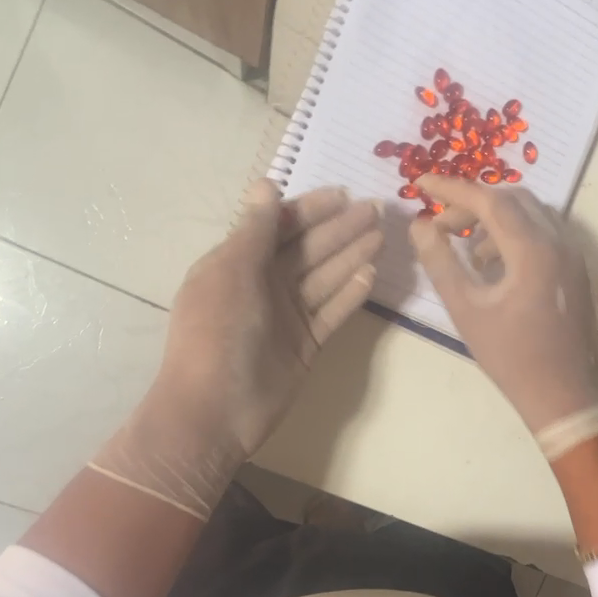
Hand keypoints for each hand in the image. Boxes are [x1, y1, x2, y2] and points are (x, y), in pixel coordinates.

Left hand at [90, 179, 381, 518]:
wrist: (215, 411)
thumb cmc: (215, 336)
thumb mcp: (231, 275)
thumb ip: (254, 232)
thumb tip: (267, 185)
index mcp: (236, 263)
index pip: (279, 227)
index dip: (311, 210)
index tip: (344, 195)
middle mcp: (263, 285)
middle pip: (308, 249)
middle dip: (340, 229)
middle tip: (377, 210)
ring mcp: (287, 316)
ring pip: (325, 277)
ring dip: (351, 256)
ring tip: (381, 236)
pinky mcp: (306, 343)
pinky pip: (332, 312)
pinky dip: (350, 294)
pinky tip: (371, 275)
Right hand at [409, 175, 597, 459]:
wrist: (563, 393)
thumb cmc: (511, 356)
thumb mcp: (466, 309)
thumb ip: (441, 262)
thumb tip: (421, 225)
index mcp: (533, 249)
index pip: (489, 199)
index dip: (452, 188)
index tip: (421, 183)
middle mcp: (559, 241)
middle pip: (513, 198)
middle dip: (474, 202)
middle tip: (443, 224)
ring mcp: (573, 254)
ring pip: (532, 213)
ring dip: (496, 219)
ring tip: (469, 250)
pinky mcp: (576, 269)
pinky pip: (545, 232)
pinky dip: (517, 234)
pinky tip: (496, 265)